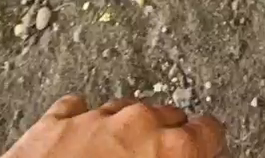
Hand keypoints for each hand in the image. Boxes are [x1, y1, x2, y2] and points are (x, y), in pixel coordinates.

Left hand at [2, 96, 224, 157]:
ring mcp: (95, 118)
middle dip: (165, 138)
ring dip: (124, 132)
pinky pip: (76, 110)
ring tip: (115, 157)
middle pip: (168, 117)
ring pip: (124, 111)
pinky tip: (77, 142)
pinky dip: (80, 124)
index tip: (204, 153)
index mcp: (169, 148)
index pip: (209, 132)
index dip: (207, 146)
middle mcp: (138, 123)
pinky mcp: (54, 123)